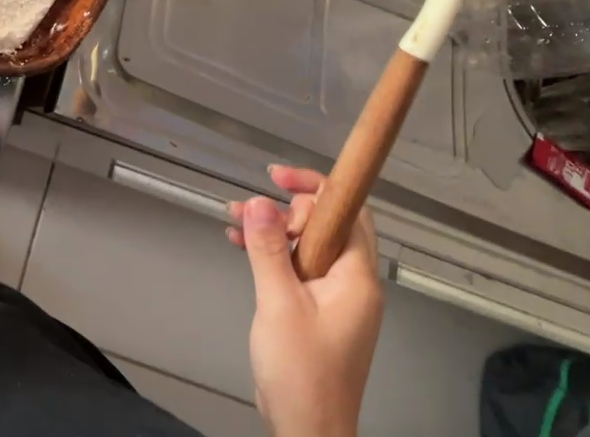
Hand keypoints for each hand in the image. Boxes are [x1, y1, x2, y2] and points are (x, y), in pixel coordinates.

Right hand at [227, 165, 383, 436]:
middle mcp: (352, 282)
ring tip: (233, 221)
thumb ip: (268, 250)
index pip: (348, 211)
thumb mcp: (278, 304)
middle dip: (286, 207)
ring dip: (271, 228)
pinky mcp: (316, 310)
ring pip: (306, 243)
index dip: (315, 184)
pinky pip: (296, 265)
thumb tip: (262, 200)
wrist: (308, 432)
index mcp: (356, 278)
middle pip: (326, 223)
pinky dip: (270, 251)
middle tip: (250, 212)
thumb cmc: (301, 370)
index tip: (276, 177)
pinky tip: (239, 244)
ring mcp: (335, 297)